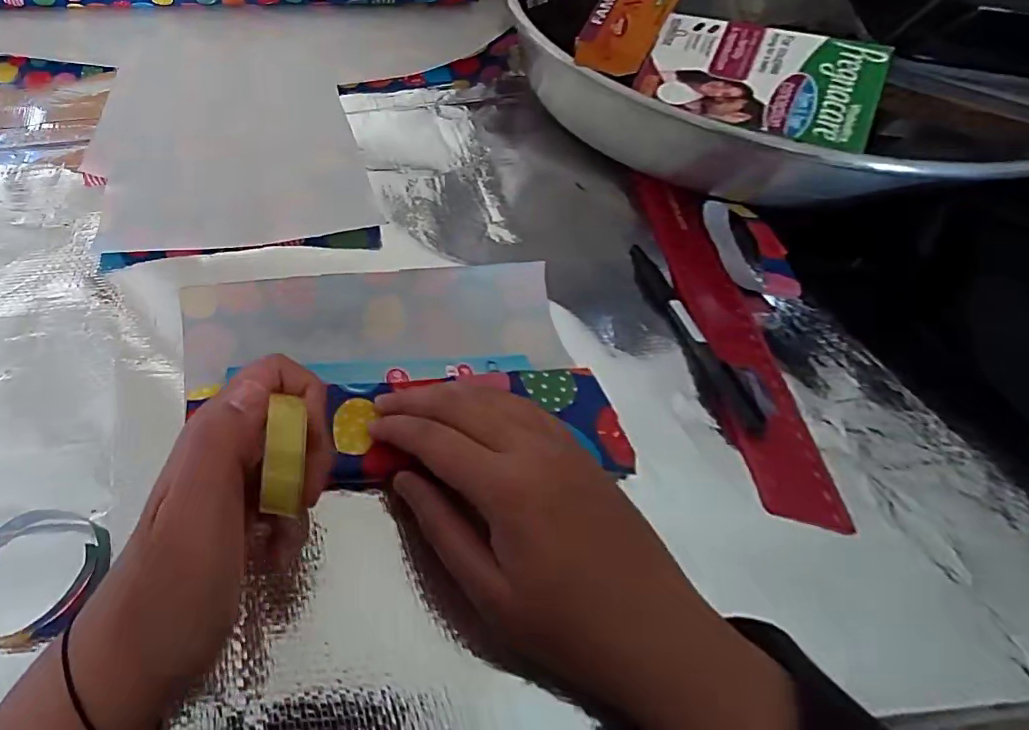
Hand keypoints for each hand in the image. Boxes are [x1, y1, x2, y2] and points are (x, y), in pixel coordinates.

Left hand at [0, 355, 331, 729]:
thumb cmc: (174, 583)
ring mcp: (230, 483)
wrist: (138, 659)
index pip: (273, 375)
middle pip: (290, 417)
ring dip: (300, 498)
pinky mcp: (238, 519)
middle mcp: (223, 446)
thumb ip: (226, 437)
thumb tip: (261, 384)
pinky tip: (273, 558)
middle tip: (303, 498)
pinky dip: (289, 527)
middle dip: (309, 454)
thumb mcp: (200, 505)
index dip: (305, 400)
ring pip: (291, 462)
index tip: (310, 451)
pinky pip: (282, 502)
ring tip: (281, 539)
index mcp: (215, 430)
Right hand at [371, 382, 795, 729]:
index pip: (437, 440)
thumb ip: (440, 528)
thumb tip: (403, 479)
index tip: (370, 427)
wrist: (659, 636)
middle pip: (461, 406)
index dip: (398, 429)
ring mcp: (560, 444)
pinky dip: (489, 396)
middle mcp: (532, 450)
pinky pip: (524, 405)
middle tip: (382, 404)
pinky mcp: (578, 449)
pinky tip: (474, 402)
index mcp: (507, 488)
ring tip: (417, 397)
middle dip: (416, 400)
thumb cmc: (567, 625)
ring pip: (493, 397)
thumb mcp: (489, 594)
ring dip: (450, 391)